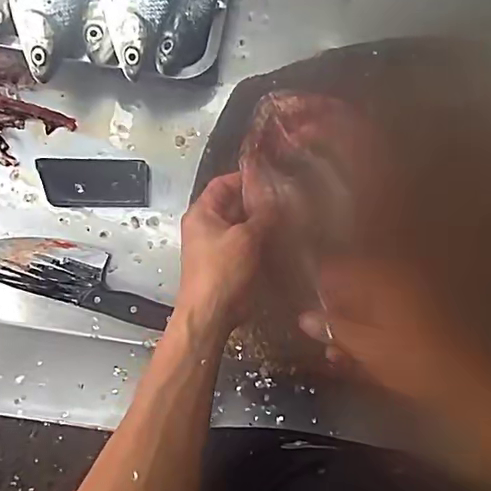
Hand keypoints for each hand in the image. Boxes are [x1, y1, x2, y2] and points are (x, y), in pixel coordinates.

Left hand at [174, 173, 270, 339]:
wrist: (211, 315)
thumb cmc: (220, 274)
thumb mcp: (246, 238)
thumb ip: (263, 214)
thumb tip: (277, 197)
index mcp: (201, 214)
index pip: (222, 183)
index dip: (245, 177)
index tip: (271, 175)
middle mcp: (205, 227)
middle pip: (234, 204)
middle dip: (258, 201)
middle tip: (286, 196)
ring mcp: (216, 247)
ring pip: (242, 226)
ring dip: (262, 222)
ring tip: (289, 215)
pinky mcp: (227, 265)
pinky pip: (246, 245)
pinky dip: (261, 242)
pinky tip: (282, 240)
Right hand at [298, 259, 490, 418]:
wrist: (475, 383)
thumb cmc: (416, 361)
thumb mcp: (367, 347)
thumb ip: (334, 329)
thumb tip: (304, 318)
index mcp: (383, 277)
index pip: (337, 270)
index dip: (320, 290)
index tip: (309, 312)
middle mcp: (401, 276)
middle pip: (356, 285)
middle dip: (337, 310)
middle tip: (324, 338)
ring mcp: (418, 293)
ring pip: (374, 302)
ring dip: (356, 324)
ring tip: (343, 354)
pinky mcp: (431, 312)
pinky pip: (393, 314)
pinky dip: (378, 329)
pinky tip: (369, 354)